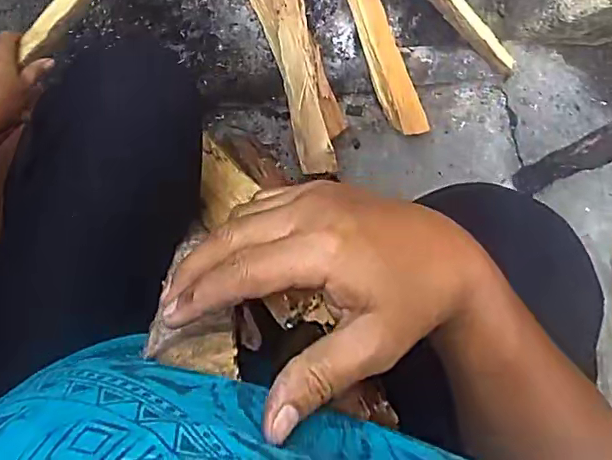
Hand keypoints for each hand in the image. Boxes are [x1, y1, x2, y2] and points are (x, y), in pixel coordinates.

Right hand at [160, 181, 502, 444]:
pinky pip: (260, 202)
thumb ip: (317, 377)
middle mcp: (307, 211)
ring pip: (241, 215)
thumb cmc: (410, 302)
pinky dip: (234, 226)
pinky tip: (226, 248)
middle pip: (232, 235)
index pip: (245, 270)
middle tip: (165, 301)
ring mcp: (309, 193)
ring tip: (186, 279)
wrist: (446, 250)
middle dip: (193, 267)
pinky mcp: (313, 189)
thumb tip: (270, 423)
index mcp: (321, 249)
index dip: (204, 293)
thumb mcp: (373, 348)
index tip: (171, 316)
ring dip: (210, 245)